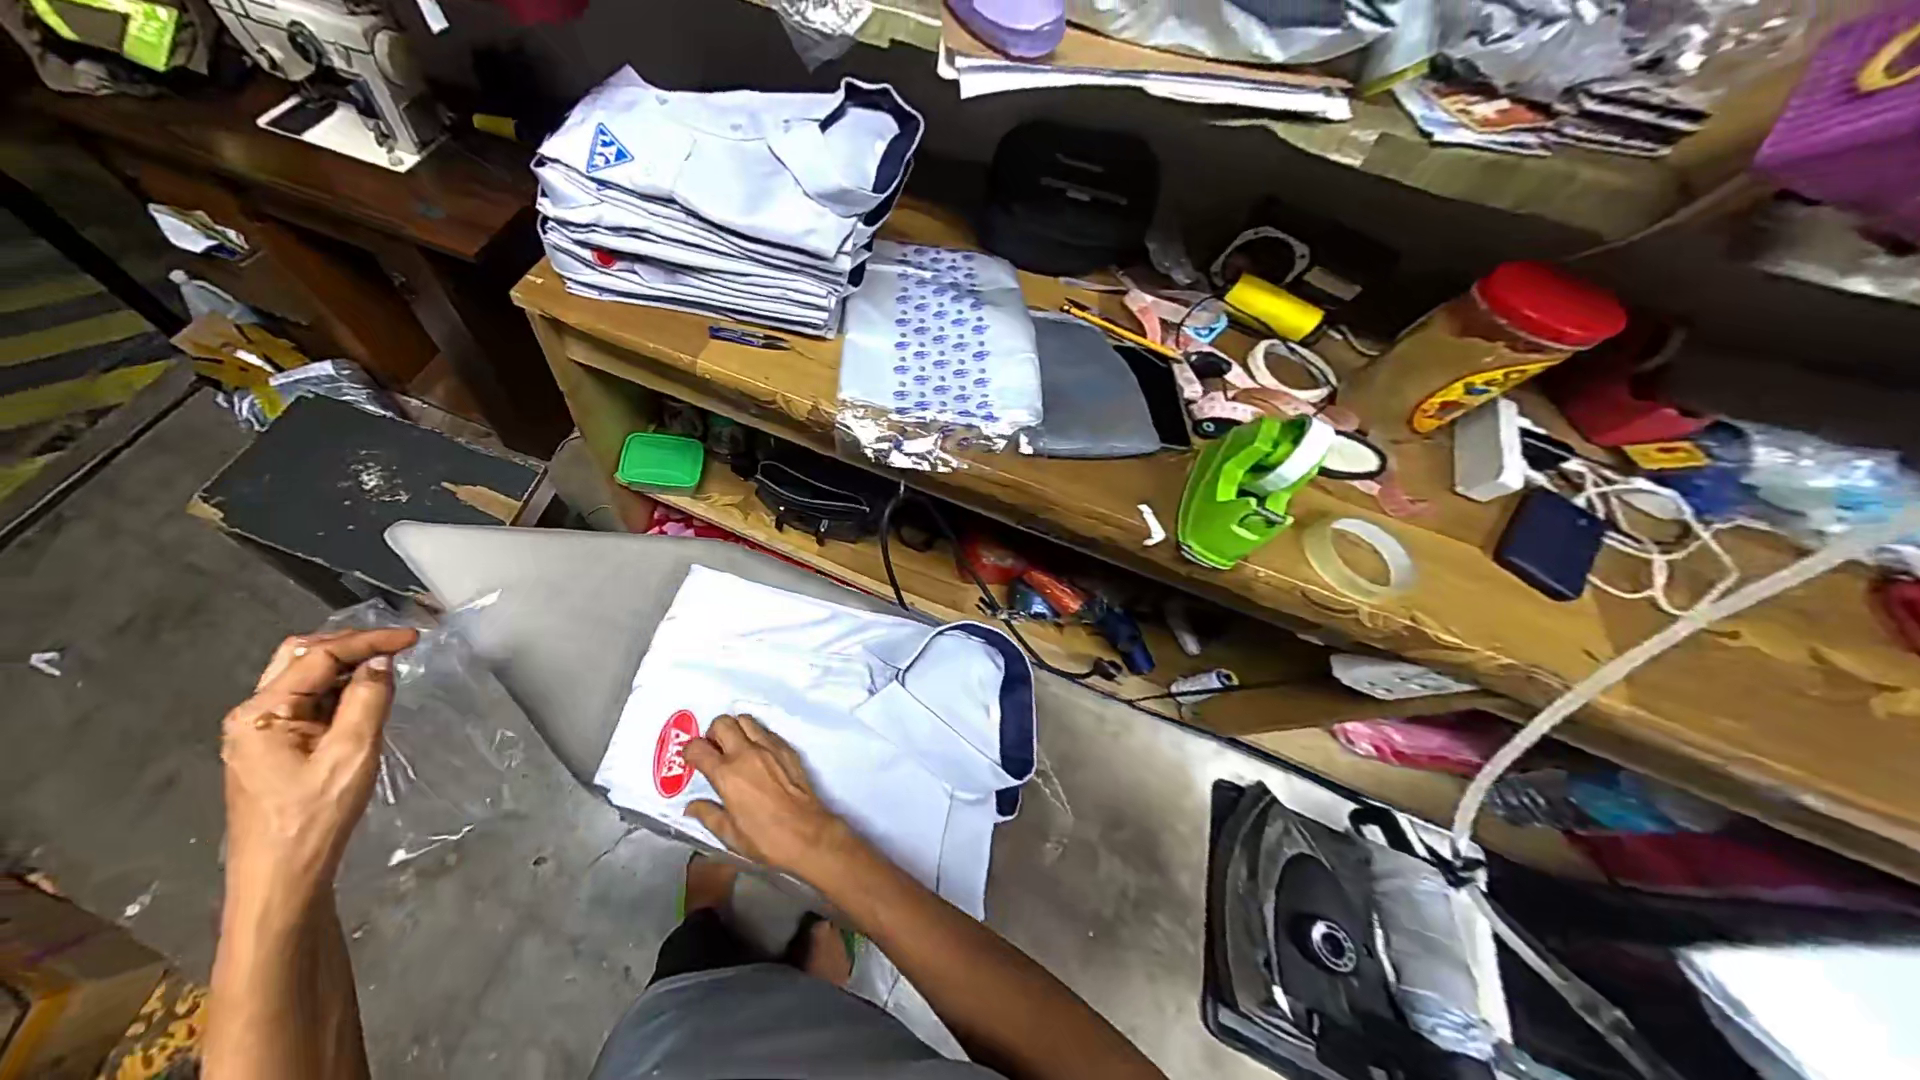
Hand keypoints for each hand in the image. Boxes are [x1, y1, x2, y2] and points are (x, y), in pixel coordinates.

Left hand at [220, 628, 418, 915]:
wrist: (283, 873)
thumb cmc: (316, 813)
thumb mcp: (352, 751)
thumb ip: (368, 699)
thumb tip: (382, 661)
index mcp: (262, 712)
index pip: (320, 657)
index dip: (369, 641)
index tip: (415, 638)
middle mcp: (252, 715)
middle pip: (300, 658)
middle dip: (350, 644)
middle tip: (396, 645)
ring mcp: (260, 732)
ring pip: (304, 678)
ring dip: (345, 665)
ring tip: (388, 664)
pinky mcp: (275, 747)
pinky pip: (309, 701)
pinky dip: (340, 688)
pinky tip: (366, 694)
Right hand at [683, 714, 855, 879]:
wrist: (807, 833)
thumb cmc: (764, 838)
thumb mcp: (729, 834)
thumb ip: (708, 814)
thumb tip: (692, 806)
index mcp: (727, 774)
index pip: (697, 747)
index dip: (689, 751)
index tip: (691, 760)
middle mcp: (746, 753)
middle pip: (722, 722)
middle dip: (712, 733)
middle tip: (714, 751)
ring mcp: (769, 747)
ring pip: (746, 720)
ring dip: (736, 729)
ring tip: (736, 748)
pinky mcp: (787, 748)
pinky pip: (767, 731)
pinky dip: (757, 736)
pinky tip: (759, 755)